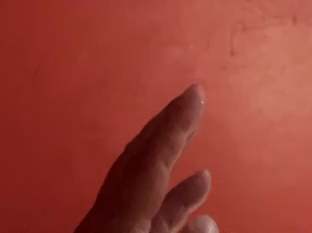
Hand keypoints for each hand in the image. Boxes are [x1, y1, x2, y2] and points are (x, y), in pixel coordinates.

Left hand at [74, 85, 218, 232]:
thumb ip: (178, 229)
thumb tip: (206, 214)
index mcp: (112, 218)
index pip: (149, 161)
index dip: (175, 124)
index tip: (196, 92)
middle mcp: (104, 218)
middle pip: (137, 162)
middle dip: (167, 131)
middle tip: (193, 99)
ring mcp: (104, 231)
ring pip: (139, 194)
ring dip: (174, 183)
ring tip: (206, 174)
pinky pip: (139, 220)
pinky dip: (166, 210)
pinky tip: (198, 219)